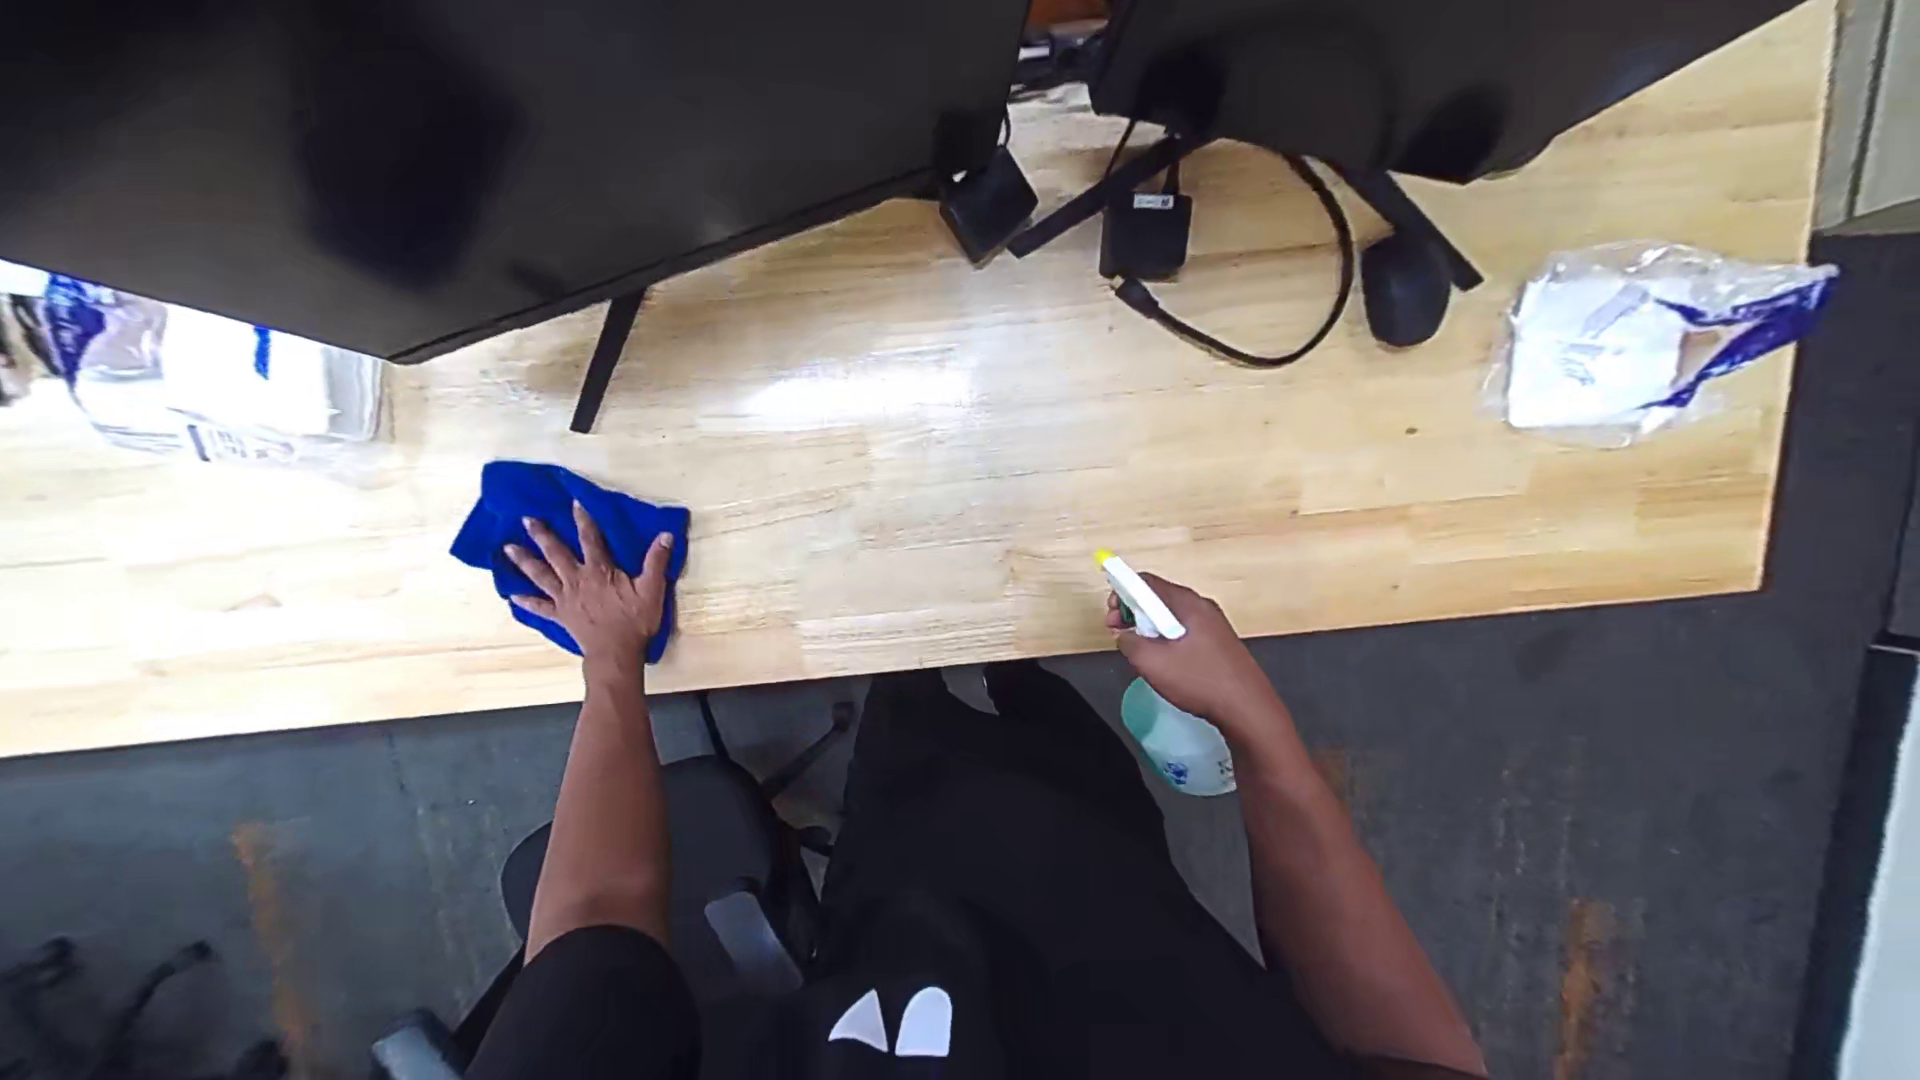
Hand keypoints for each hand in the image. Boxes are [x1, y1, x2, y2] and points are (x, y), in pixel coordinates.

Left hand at [504, 501, 673, 675]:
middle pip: (556, 553)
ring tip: (508, 547)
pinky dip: (526, 601)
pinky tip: (512, 596)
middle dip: (542, 535)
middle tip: (526, 519)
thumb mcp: (652, 589)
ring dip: (524, 561)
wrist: (616, 652)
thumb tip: (666, 535)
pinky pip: (539, 607)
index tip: (574, 503)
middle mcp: (577, 580)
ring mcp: (565, 598)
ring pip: (540, 575)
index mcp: (599, 571)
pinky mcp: (560, 616)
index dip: (583, 520)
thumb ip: (657, 561)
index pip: (590, 539)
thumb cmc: (635, 621)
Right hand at [1107, 572, 1281, 735]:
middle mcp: (1202, 607)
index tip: (1111, 614)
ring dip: (1149, 630)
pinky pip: (1184, 632)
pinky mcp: (1218, 644)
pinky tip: (1164, 664)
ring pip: (1170, 617)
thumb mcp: (1150, 662)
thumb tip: (1125, 636)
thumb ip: (1128, 642)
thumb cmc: (1202, 682)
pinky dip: (1166, 641)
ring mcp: (1213, 625)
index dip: (1122, 593)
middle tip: (1120, 634)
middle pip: (1158, 598)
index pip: (1146, 581)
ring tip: (1140, 653)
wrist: (1248, 710)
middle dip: (1133, 613)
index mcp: (1187, 603)